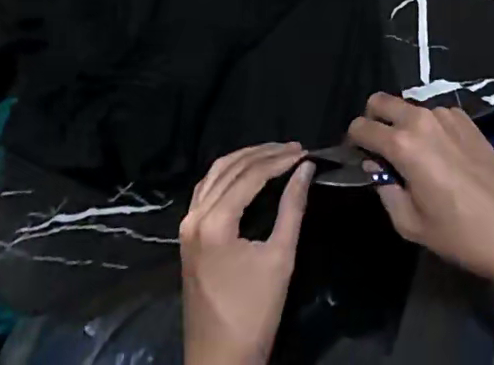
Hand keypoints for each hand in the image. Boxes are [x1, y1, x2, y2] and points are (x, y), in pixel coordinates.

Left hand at [181, 142, 314, 364]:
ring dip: (245, 159)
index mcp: (214, 222)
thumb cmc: (254, 312)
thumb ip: (292, 207)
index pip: (250, 175)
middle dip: (264, 154)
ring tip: (276, 154)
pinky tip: (248, 172)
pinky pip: (206, 190)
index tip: (306, 152)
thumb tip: (306, 168)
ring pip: (215, 174)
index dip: (280, 160)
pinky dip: (229, 174)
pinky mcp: (188, 235)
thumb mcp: (280, 257)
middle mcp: (194, 216)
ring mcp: (187, 226)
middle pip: (231, 169)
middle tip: (295, 149)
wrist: (220, 361)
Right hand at [346, 93, 493, 289]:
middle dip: (373, 120)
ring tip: (414, 160)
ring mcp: (448, 115)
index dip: (353, 142)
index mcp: (404, 143)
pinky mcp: (467, 120)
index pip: (362, 126)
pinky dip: (428, 129)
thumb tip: (375, 167)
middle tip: (378, 152)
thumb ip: (384, 189)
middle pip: (382, 101)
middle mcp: (423, 119)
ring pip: (410, 108)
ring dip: (402, 125)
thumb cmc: (459, 233)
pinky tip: (441, 158)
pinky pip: (435, 116)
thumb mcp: (410, 223)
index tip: (357, 159)